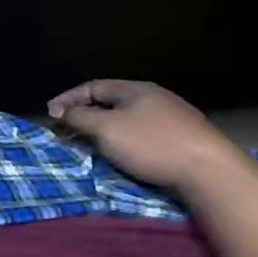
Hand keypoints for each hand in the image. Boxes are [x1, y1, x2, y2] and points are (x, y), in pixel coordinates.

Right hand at [47, 80, 248, 189]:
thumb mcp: (106, 128)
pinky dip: (119, 137)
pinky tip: (117, 150)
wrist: (208, 170)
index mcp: (135, 90)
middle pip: (109, 101)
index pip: (93, 86)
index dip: (68, 98)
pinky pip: (138, 130)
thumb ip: (79, 117)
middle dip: (83, 113)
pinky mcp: (178, 136)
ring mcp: (169, 116)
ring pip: (124, 117)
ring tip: (87, 142)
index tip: (49, 115)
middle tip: (65, 130)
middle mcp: (153, 97)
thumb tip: (61, 110)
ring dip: (101, 127)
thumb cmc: (151, 144)